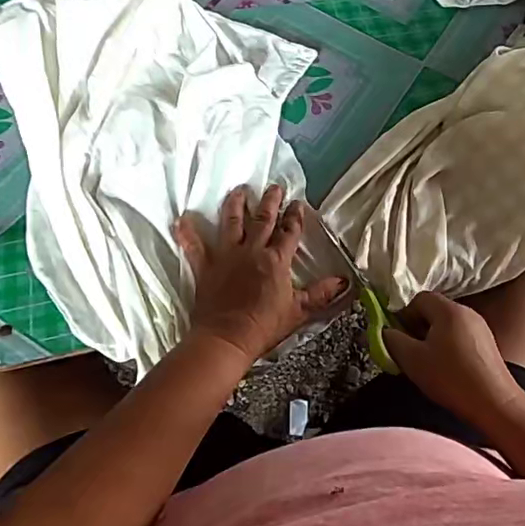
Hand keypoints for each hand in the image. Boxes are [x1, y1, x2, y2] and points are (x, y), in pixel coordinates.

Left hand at [175, 185, 348, 360]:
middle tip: (274, 186)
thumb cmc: (263, 326)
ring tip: (239, 191)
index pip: (288, 232)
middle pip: (262, 220)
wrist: (227, 338)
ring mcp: (226, 256)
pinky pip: (195, 247)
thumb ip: (320, 294)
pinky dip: (187, 234)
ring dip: (236, 204)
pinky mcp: (206, 267)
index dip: (294, 216)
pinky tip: (181, 221)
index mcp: (276, 260)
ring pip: (232, 222)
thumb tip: (343, 282)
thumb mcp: (298, 311)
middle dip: (270, 201)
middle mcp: (251, 251)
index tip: (297, 203)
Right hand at [381, 292, 524, 429]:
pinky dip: (449, 346)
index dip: (404, 315)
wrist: (496, 404)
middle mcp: (467, 312)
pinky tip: (448, 369)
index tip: (399, 336)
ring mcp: (481, 328)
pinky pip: (461, 336)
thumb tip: (385, 330)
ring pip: (447, 324)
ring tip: (428, 362)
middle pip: (434, 310)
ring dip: (433, 338)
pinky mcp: (489, 344)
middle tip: (410, 351)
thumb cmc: (451, 379)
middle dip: (418, 327)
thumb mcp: (411, 359)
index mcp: (448, 310)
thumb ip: (392, 339)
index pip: (418, 298)